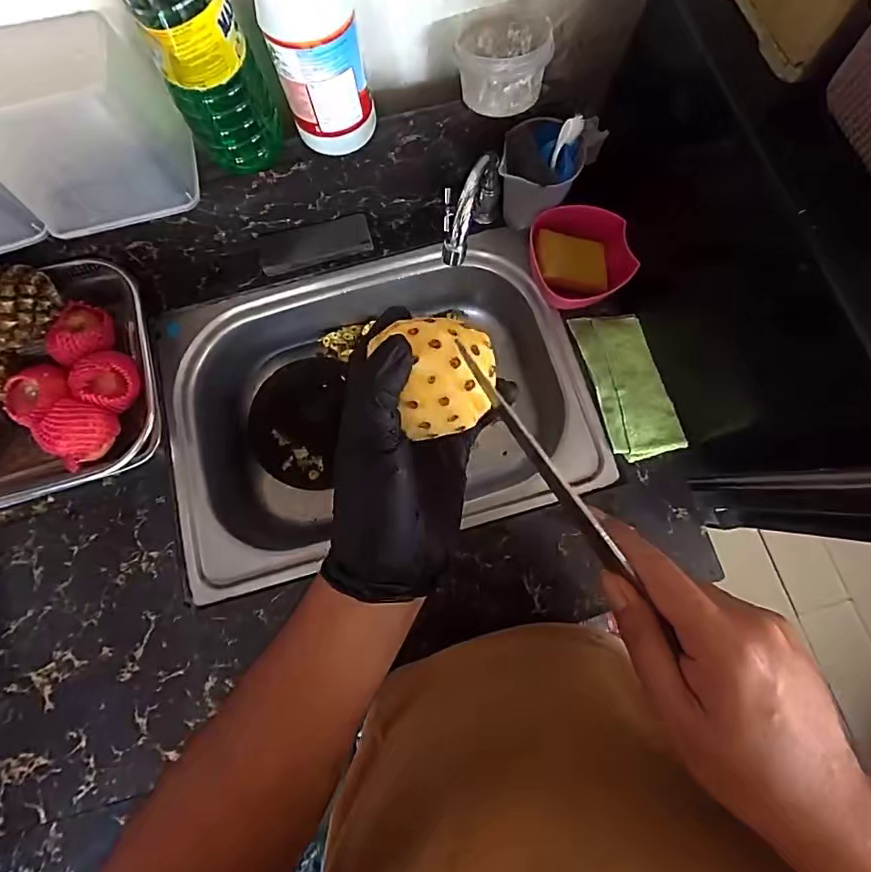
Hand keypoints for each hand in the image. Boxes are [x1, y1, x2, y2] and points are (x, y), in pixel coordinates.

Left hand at [323, 309, 489, 601]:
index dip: (386, 334)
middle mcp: (394, 416)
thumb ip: (380, 391)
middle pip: (413, 371)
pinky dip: (487, 408)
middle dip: (432, 348)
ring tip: (485, 356)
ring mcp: (424, 435)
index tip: (406, 310)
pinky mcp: (450, 454)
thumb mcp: (370, 442)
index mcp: (365, 410)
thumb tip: (398, 341)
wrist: (396, 561)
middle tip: (456, 329)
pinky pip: (470, 422)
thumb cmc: (374, 501)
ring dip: (463, 374)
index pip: (372, 360)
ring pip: (445, 392)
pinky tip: (504, 397)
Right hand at [597, 513, 870, 840]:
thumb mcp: (675, 713)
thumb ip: (642, 641)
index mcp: (725, 640)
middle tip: (651, 658)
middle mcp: (754, 619)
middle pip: (683, 588)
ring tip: (694, 683)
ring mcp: (775, 623)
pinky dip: (709, 631)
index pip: (663, 572)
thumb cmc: (744, 772)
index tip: (600, 521)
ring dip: (684, 623)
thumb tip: (615, 585)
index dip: (627, 543)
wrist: (824, 804)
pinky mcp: (785, 632)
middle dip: (656, 606)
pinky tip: (719, 679)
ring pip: (705, 601)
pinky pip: (729, 614)